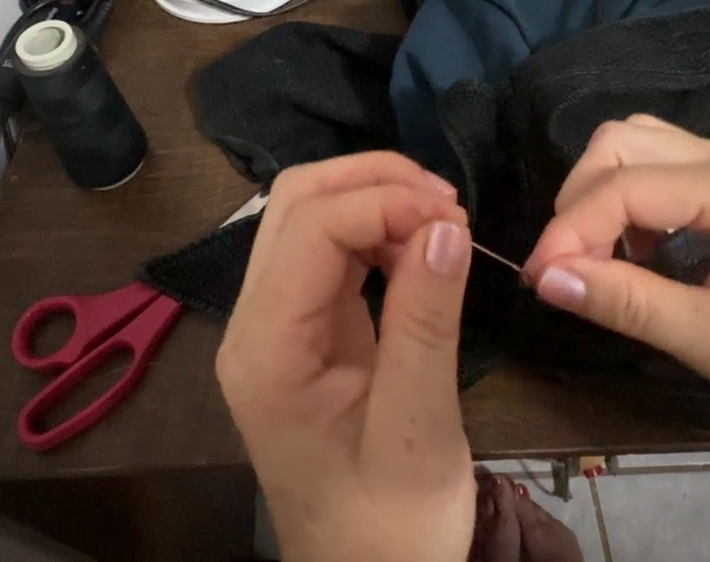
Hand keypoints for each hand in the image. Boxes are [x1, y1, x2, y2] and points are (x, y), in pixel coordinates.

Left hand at [216, 153, 476, 561]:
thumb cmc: (392, 527)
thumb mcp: (419, 431)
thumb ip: (425, 322)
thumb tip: (446, 226)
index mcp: (265, 350)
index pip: (310, 229)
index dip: (381, 201)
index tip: (454, 216)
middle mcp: (255, 321)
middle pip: (295, 203)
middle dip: (371, 181)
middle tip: (447, 204)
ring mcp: (274, 320)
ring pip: (309, 214)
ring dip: (374, 198)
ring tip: (441, 222)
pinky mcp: (302, 324)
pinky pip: (329, 248)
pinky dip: (375, 229)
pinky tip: (418, 246)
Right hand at [521, 116, 709, 492]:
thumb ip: (632, 304)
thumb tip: (544, 278)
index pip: (627, 185)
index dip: (570, 229)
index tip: (536, 281)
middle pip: (624, 144)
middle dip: (579, 200)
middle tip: (563, 268)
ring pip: (637, 148)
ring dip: (599, 195)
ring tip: (592, 259)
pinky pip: (659, 172)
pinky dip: (626, 203)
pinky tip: (633, 252)